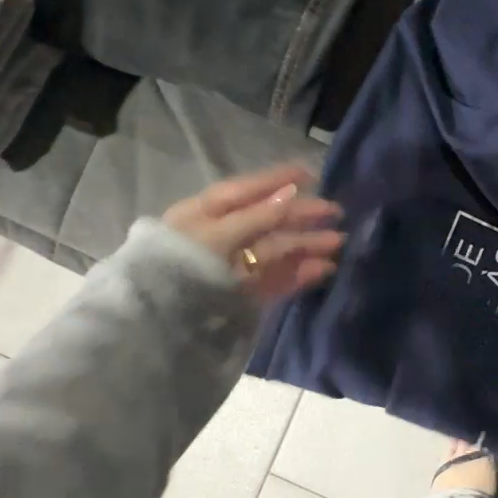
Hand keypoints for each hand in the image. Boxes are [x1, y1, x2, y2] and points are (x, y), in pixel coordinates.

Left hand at [162, 164, 343, 304]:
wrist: (159, 322)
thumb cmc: (182, 266)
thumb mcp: (217, 234)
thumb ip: (256, 216)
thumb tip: (292, 192)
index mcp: (207, 214)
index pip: (247, 190)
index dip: (277, 180)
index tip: (312, 174)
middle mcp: (222, 236)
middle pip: (268, 220)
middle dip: (302, 215)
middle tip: (337, 213)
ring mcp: (236, 266)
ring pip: (277, 249)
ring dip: (308, 244)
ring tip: (338, 244)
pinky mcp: (246, 294)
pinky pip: (277, 278)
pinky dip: (301, 272)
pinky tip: (324, 269)